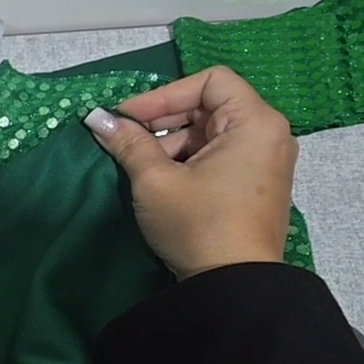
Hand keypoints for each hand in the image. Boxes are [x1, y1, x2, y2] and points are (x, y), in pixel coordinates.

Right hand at [82, 66, 297, 280]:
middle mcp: (267, 134)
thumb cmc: (197, 222)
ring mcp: (262, 160)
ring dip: (169, 142)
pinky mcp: (251, 183)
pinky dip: (184, 158)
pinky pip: (215, 154)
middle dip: (162, 119)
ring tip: (138, 166)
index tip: (127, 118)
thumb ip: (127, 143)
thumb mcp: (154, 180)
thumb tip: (96, 119)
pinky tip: (158, 179)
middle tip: (125, 140)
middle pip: (208, 105)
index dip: (164, 95)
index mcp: (254, 123)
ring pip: (208, 131)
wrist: (231, 282)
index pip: (210, 81)